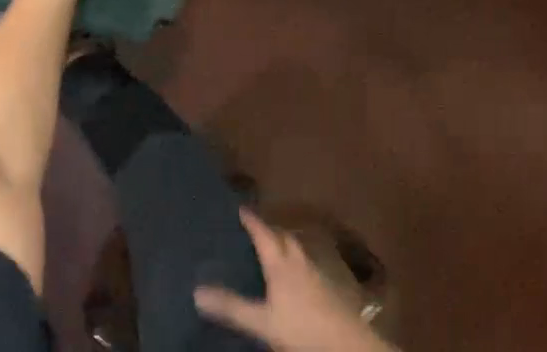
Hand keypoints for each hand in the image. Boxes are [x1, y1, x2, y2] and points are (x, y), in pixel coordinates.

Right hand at [196, 211, 391, 351]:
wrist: (350, 345)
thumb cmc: (304, 328)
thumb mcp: (263, 321)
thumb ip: (232, 307)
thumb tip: (196, 291)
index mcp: (281, 263)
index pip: (264, 234)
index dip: (252, 221)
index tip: (240, 208)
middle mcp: (300, 262)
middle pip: (284, 238)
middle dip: (270, 231)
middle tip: (255, 231)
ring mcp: (318, 275)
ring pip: (299, 252)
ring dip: (285, 246)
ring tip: (273, 251)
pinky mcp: (330, 291)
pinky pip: (309, 267)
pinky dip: (297, 265)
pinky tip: (296, 280)